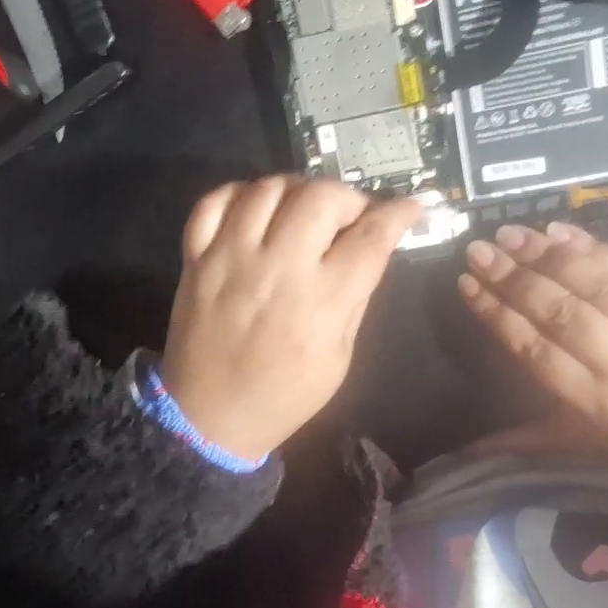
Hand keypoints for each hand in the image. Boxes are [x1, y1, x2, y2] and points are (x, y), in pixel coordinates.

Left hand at [162, 177, 424, 461]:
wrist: (209, 418)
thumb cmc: (284, 395)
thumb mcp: (339, 357)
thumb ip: (357, 297)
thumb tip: (374, 249)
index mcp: (321, 301)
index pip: (371, 237)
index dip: (399, 214)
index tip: (411, 207)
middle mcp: (277, 268)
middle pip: (321, 197)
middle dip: (348, 197)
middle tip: (349, 218)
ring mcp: (230, 257)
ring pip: (269, 188)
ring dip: (296, 190)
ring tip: (302, 211)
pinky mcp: (196, 257)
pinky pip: (214, 200)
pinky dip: (240, 194)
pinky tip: (256, 212)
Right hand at [459, 222, 607, 442]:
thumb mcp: (596, 444)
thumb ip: (534, 438)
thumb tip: (472, 453)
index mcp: (600, 401)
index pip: (537, 351)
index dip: (499, 317)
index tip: (467, 287)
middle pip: (560, 312)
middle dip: (513, 279)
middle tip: (477, 251)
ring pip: (593, 283)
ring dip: (545, 255)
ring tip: (507, 234)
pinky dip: (590, 245)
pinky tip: (557, 231)